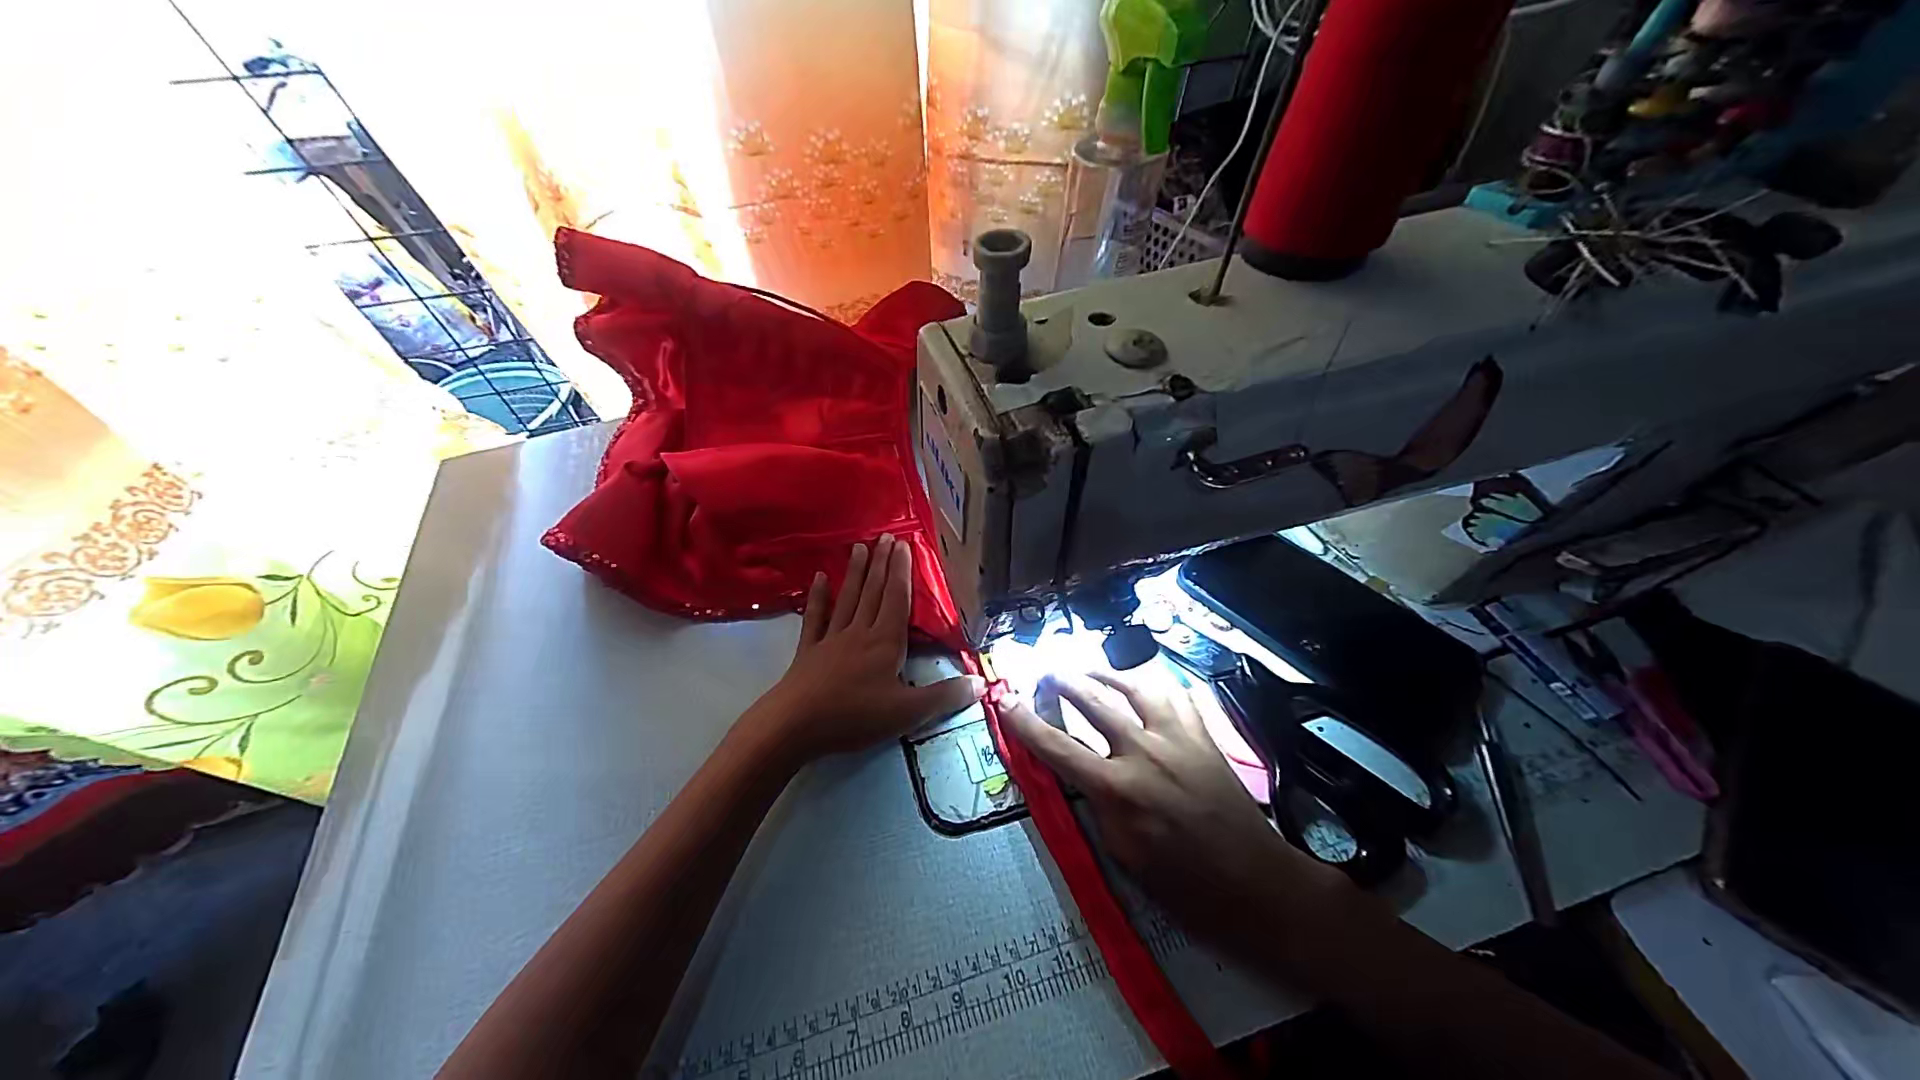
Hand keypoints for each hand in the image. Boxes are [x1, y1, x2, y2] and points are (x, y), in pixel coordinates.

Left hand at [749, 535, 983, 762]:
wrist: (795, 725)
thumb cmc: (854, 717)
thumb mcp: (907, 712)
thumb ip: (944, 696)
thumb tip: (981, 683)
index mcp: (885, 642)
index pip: (896, 599)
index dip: (902, 572)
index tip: (904, 545)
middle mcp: (859, 632)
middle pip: (872, 592)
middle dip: (881, 564)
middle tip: (886, 536)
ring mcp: (830, 639)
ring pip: (847, 598)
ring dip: (855, 572)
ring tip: (859, 546)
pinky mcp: (808, 651)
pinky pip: (815, 618)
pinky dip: (818, 597)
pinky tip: (818, 578)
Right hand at [999, 669, 1348, 929]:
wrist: (1255, 885)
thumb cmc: (1185, 885)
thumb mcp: (1123, 854)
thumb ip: (1098, 806)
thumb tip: (1083, 777)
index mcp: (1118, 789)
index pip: (1057, 746)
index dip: (1024, 721)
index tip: (1003, 699)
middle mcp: (1144, 752)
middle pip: (1092, 700)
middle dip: (1061, 681)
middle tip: (1044, 673)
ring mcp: (1177, 738)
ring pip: (1133, 686)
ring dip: (1104, 674)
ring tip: (1087, 669)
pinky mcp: (1203, 737)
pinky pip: (1176, 696)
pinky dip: (1155, 685)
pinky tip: (1144, 685)